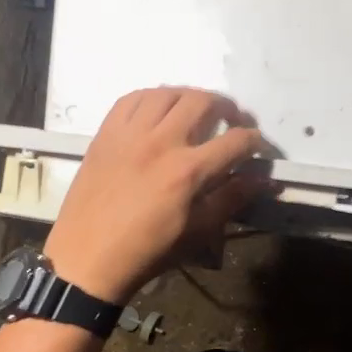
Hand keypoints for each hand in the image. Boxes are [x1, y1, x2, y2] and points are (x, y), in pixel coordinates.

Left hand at [46, 87, 264, 302]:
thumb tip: (264, 179)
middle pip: (202, 102)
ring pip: (167, 93)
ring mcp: (129, 133)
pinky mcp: (105, 133)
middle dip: (227, 107)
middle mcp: (161, 142)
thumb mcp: (198, 231)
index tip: (260, 146)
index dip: (256, 140)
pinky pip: (131, 98)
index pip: (235, 141)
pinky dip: (152, 98)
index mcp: (188, 171)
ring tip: (198, 110)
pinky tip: (160, 110)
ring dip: (190, 97)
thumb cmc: (149, 251)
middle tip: (232, 120)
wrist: (88, 258)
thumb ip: (232, 198)